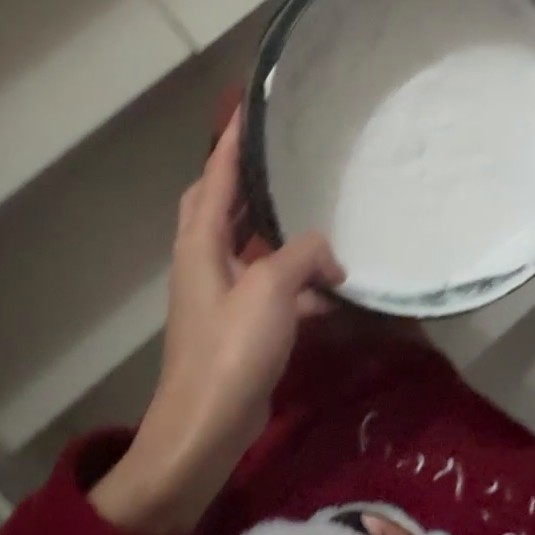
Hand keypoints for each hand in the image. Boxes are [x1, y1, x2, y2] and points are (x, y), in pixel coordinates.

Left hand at [91, 110, 343, 534]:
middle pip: (222, 206)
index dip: (230, 140)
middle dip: (248, 182)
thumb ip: (303, 255)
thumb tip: (329, 256)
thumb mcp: (270, 289)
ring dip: (280, 234)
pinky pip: (272, 288)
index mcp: (200, 242)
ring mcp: (222, 295)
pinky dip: (299, 283)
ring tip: (318, 212)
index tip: (248, 106)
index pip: (214, 176)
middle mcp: (205, 261)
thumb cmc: (230, 350)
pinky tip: (334, 287)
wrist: (205, 428)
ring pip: (251, 248)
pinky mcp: (241, 326)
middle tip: (285, 159)